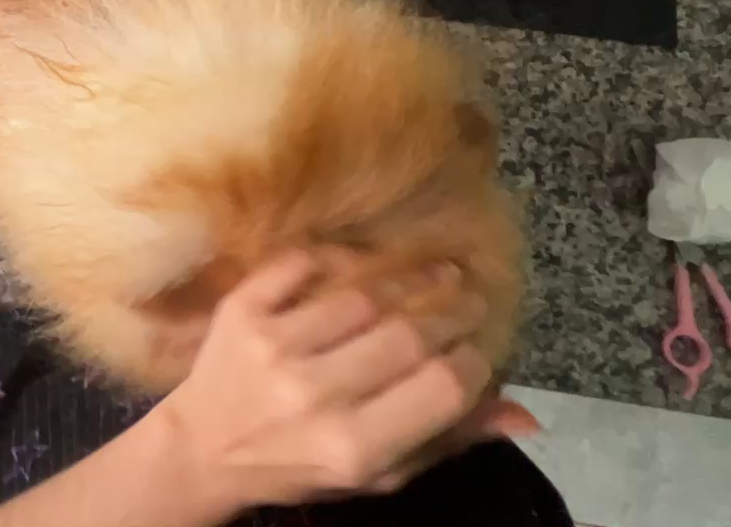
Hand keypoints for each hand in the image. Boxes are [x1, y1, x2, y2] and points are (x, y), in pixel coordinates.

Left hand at [146, 251, 527, 516]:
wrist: (204, 446)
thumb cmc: (297, 464)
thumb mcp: (375, 476)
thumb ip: (444, 442)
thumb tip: (526, 415)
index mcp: (353, 445)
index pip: (438, 388)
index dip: (472, 360)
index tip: (480, 342)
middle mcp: (313, 392)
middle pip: (403, 335)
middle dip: (449, 309)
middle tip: (468, 291)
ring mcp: (272, 344)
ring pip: (358, 296)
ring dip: (405, 276)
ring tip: (432, 270)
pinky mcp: (240, 309)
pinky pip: (298, 265)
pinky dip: (335, 254)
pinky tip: (364, 257)